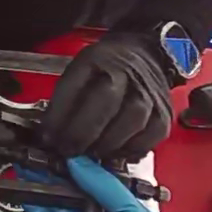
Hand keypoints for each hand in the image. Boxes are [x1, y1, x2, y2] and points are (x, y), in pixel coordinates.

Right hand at [25, 157, 211, 211]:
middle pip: (75, 190)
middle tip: (39, 151)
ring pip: (59, 206)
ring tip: (28, 165)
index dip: (81, 162)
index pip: (100, 179)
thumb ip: (107, 189)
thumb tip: (81, 164)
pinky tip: (27, 191)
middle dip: (58, 172)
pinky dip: (36, 209)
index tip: (64, 144)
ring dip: (43, 186)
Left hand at [41, 31, 175, 158]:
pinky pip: (149, 138)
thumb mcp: (77, 72)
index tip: (47, 137)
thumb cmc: (103, 69)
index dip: (58, 116)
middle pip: (105, 103)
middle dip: (81, 132)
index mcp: (96, 60)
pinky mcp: (164, 115)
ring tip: (88, 155)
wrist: (143, 55)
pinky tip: (112, 156)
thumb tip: (49, 137)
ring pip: (130, 121)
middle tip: (66, 151)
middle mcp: (126, 74)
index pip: (74, 87)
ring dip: (104, 144)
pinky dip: (128, 151)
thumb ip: (63, 101)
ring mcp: (149, 94)